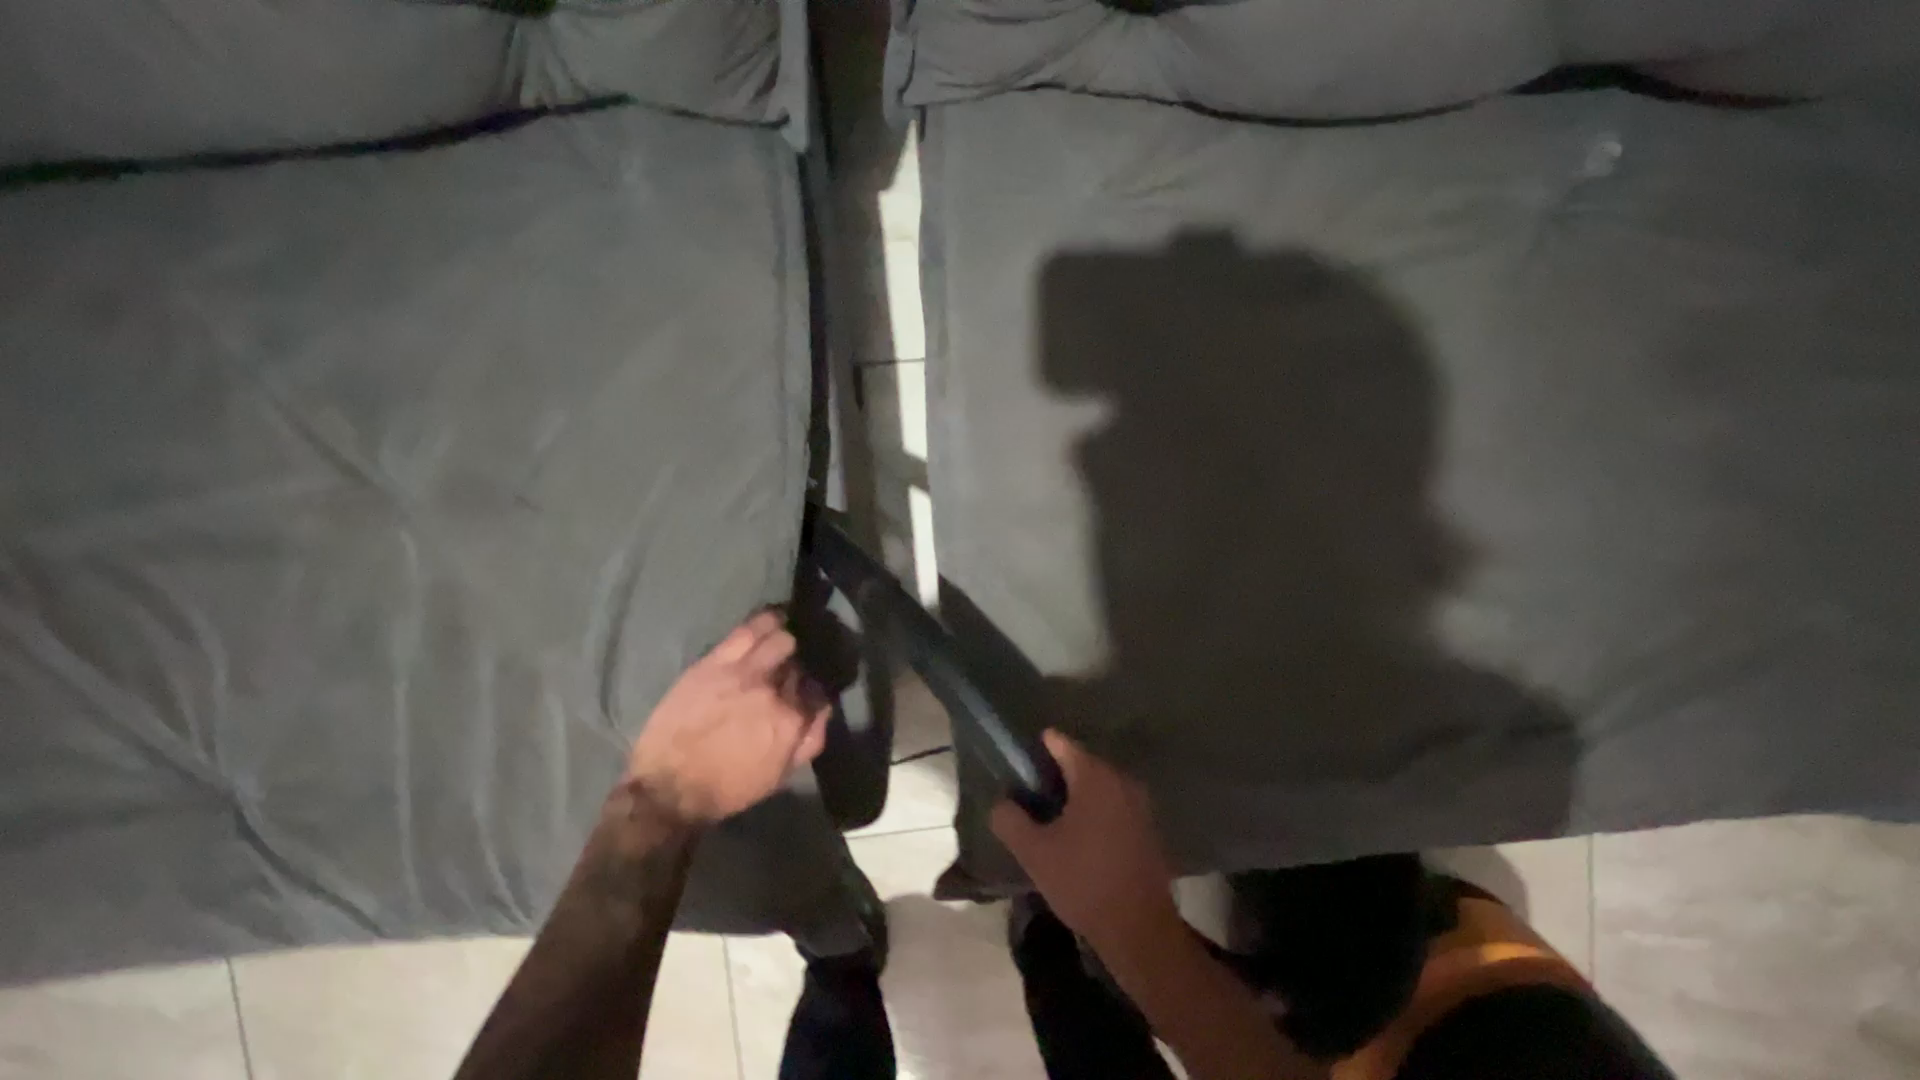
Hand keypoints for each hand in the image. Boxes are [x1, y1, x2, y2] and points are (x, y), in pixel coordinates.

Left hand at [626, 610, 830, 824]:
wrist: (670, 786)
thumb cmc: (728, 788)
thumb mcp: (780, 776)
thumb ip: (810, 740)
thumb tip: (823, 710)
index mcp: (793, 720)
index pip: (818, 691)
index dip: (814, 690)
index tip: (808, 691)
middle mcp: (775, 691)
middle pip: (800, 664)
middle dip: (799, 666)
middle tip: (790, 669)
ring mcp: (745, 672)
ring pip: (781, 640)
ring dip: (787, 639)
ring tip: (785, 638)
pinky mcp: (716, 662)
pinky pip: (749, 630)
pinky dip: (767, 620)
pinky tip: (773, 617)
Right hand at [991, 730, 1178, 948]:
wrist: (1138, 927)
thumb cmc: (1083, 881)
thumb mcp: (1034, 852)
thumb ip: (1010, 820)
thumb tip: (1002, 804)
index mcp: (1094, 777)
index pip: (1061, 744)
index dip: (1038, 749)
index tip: (1020, 764)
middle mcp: (1122, 781)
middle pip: (1083, 763)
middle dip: (1057, 775)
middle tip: (1030, 795)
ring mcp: (1140, 805)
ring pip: (1100, 787)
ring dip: (1078, 796)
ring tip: (1052, 818)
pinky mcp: (1149, 828)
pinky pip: (1115, 806)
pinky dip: (1096, 813)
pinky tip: (1080, 837)